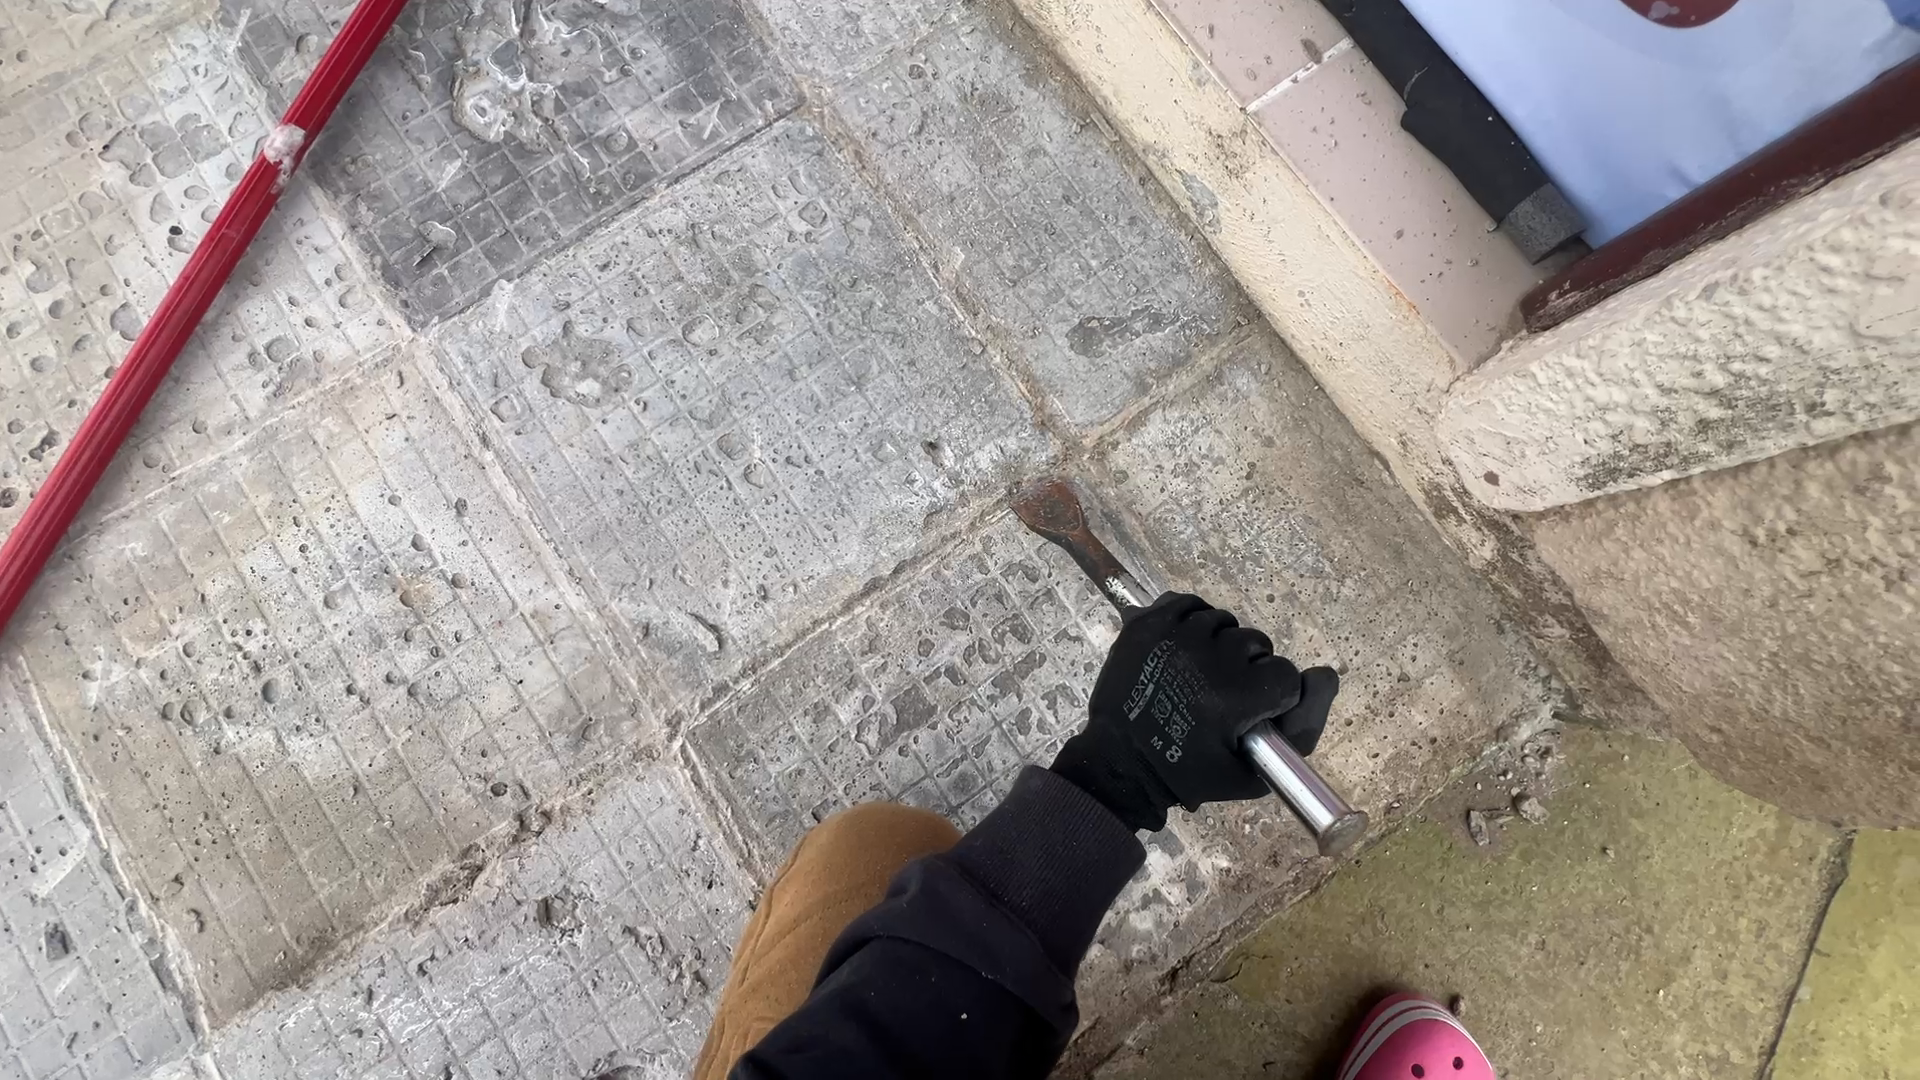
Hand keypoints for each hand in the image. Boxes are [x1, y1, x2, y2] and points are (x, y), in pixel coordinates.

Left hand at [1049, 593, 1338, 831]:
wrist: (1119, 760)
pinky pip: (1187, 602)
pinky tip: (1186, 645)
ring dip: (1219, 643)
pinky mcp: (1148, 622)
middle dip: (1246, 668)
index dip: (1272, 695)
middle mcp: (1210, 656)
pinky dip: (1192, 618)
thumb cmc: (1189, 772)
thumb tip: (1325, 674)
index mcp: (1238, 694)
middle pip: (1254, 643)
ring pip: (1222, 621)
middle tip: (1220, 694)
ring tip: (1200, 671)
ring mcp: (1175, 634)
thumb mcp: (1253, 773)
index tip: (1249, 711)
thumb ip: (1302, 729)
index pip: (1286, 674)